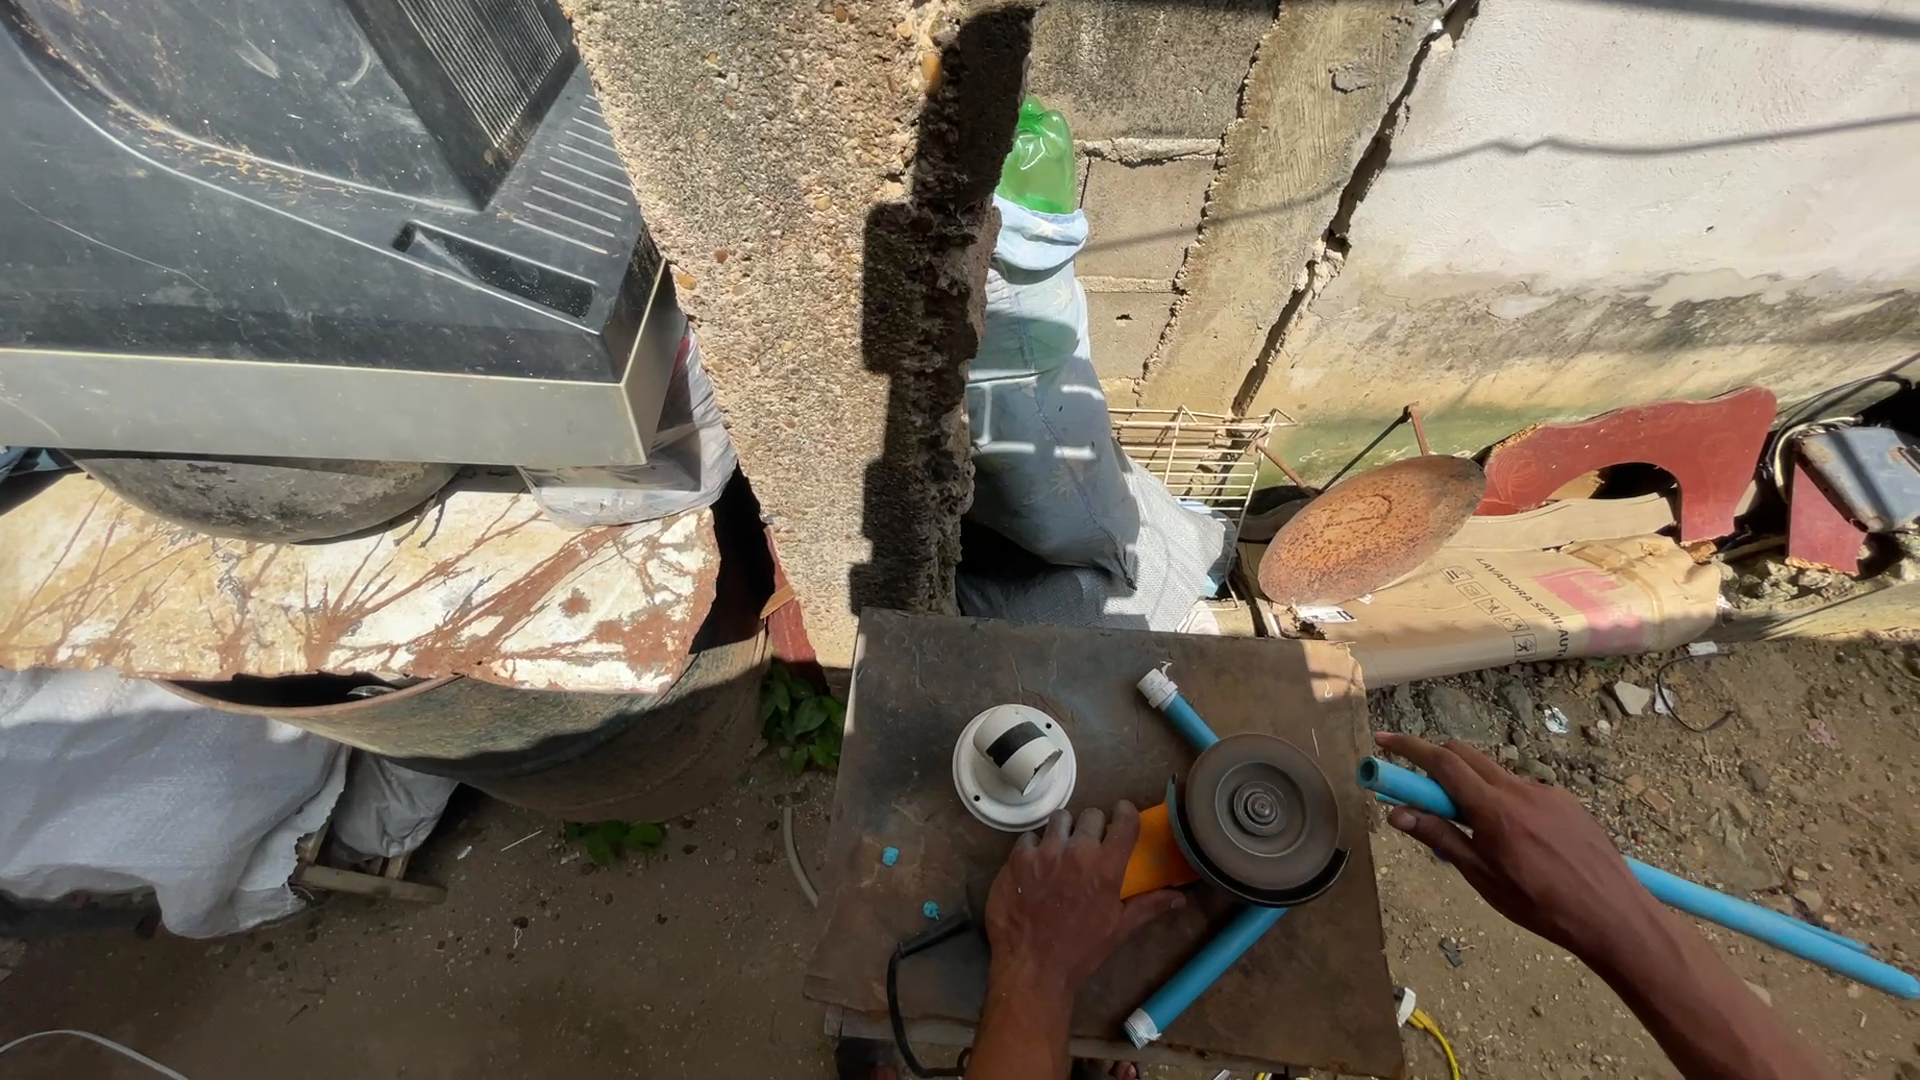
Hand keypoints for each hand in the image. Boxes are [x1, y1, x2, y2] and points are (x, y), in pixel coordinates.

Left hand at [983, 802, 1184, 1002]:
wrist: (1033, 968)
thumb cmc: (1081, 951)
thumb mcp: (1119, 929)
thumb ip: (1149, 905)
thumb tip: (1180, 897)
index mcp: (1106, 868)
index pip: (1124, 820)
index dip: (1125, 812)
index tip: (1122, 814)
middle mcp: (1077, 852)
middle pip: (1090, 814)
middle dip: (1092, 826)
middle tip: (1088, 844)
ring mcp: (1045, 852)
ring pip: (1059, 819)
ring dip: (1063, 831)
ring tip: (1060, 850)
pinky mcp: (1018, 857)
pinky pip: (1030, 837)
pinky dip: (1033, 848)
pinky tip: (1034, 866)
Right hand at [1373, 732, 1656, 963]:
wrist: (1620, 921)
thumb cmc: (1542, 906)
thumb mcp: (1482, 877)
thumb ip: (1439, 837)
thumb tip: (1396, 813)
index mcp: (1493, 808)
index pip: (1440, 762)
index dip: (1407, 746)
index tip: (1382, 740)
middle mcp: (1518, 789)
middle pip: (1463, 754)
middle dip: (1434, 759)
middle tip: (1420, 787)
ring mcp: (1547, 793)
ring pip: (1493, 770)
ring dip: (1470, 782)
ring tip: (1476, 827)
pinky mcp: (1568, 802)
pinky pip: (1522, 787)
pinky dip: (1502, 796)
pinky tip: (1517, 835)